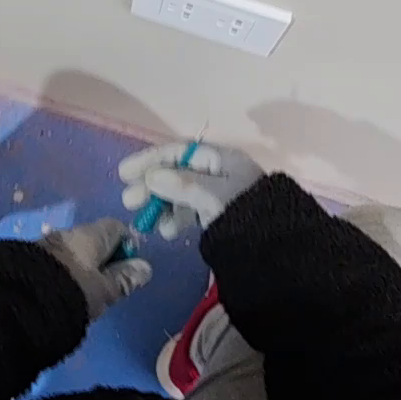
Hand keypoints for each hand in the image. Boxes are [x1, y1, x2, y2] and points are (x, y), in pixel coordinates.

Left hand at [38, 218, 153, 321]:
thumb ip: (124, 279)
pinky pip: (58, 261)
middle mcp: (69, 233)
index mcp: (90, 235)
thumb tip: (144, 267)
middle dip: (104, 258)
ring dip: (84, 266)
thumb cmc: (72, 292)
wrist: (19, 301)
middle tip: (109, 284)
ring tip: (87, 292)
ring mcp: (47, 244)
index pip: (116, 227)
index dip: (127, 244)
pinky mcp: (30, 260)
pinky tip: (66, 291)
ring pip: (75, 251)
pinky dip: (67, 272)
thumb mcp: (104, 290)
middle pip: (95, 239)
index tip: (130, 267)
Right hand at [117, 142, 265, 238]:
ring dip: (161, 206)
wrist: (275, 248)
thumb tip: (152, 176)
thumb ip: (182, 184)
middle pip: (177, 172)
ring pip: (181, 194)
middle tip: (129, 202)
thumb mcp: (213, 196)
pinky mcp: (218, 214)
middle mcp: (219, 172)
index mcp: (222, 159)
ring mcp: (218, 194)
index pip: (179, 151)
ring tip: (148, 224)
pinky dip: (176, 219)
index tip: (125, 173)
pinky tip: (167, 231)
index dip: (150, 159)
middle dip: (152, 186)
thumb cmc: (244, 213)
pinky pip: (191, 211)